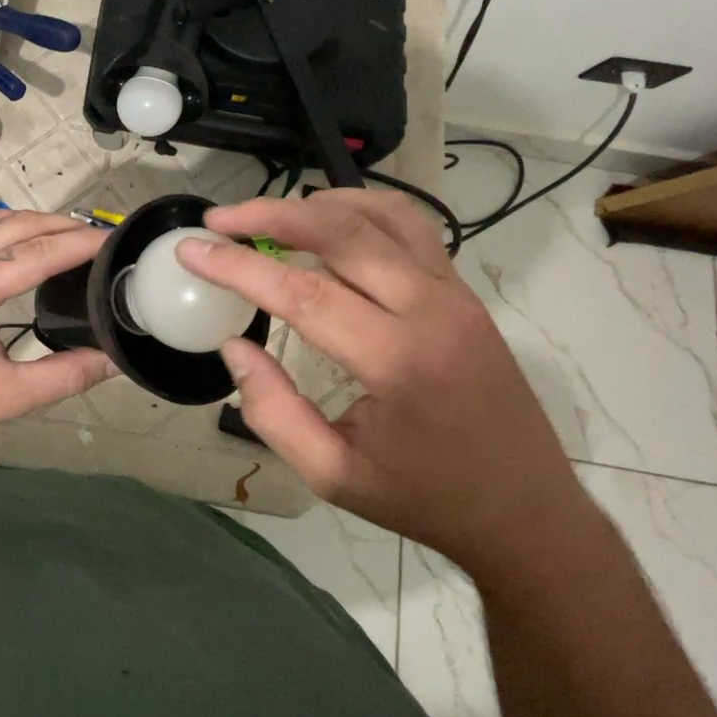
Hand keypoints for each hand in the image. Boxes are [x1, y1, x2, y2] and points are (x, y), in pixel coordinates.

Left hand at [0, 210, 117, 459]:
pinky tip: (38, 254)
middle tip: (106, 240)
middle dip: (64, 226)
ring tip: (78, 241)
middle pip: (18, 226)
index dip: (82, 245)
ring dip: (39, 225)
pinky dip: (17, 236)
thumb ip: (67, 376)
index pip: (38, 252)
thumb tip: (116, 360)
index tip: (118, 242)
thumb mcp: (9, 396)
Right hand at [176, 191, 595, 578]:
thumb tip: (234, 346)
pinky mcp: (463, 292)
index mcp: (397, 361)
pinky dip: (360, 210)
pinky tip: (326, 223)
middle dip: (270, 214)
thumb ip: (273, 411)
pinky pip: (410, 227)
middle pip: (342, 232)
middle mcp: (431, 311)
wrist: (527, 512)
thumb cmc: (425, 498)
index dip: (237, 266)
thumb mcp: (334, 475)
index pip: (301, 292)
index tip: (189, 249)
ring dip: (317, 204)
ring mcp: (454, 294)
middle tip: (218, 220)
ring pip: (381, 214)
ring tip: (266, 216)